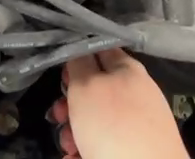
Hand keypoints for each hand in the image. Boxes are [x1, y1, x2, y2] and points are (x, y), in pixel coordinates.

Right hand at [47, 49, 189, 158]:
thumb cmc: (116, 128)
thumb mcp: (87, 86)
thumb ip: (78, 62)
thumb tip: (77, 48)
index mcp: (127, 70)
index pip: (97, 48)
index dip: (74, 55)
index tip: (60, 70)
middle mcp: (134, 94)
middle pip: (92, 89)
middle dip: (69, 103)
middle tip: (58, 115)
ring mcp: (136, 126)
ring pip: (95, 120)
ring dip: (74, 131)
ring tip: (67, 146)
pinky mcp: (134, 152)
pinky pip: (104, 144)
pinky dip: (86, 149)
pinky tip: (75, 158)